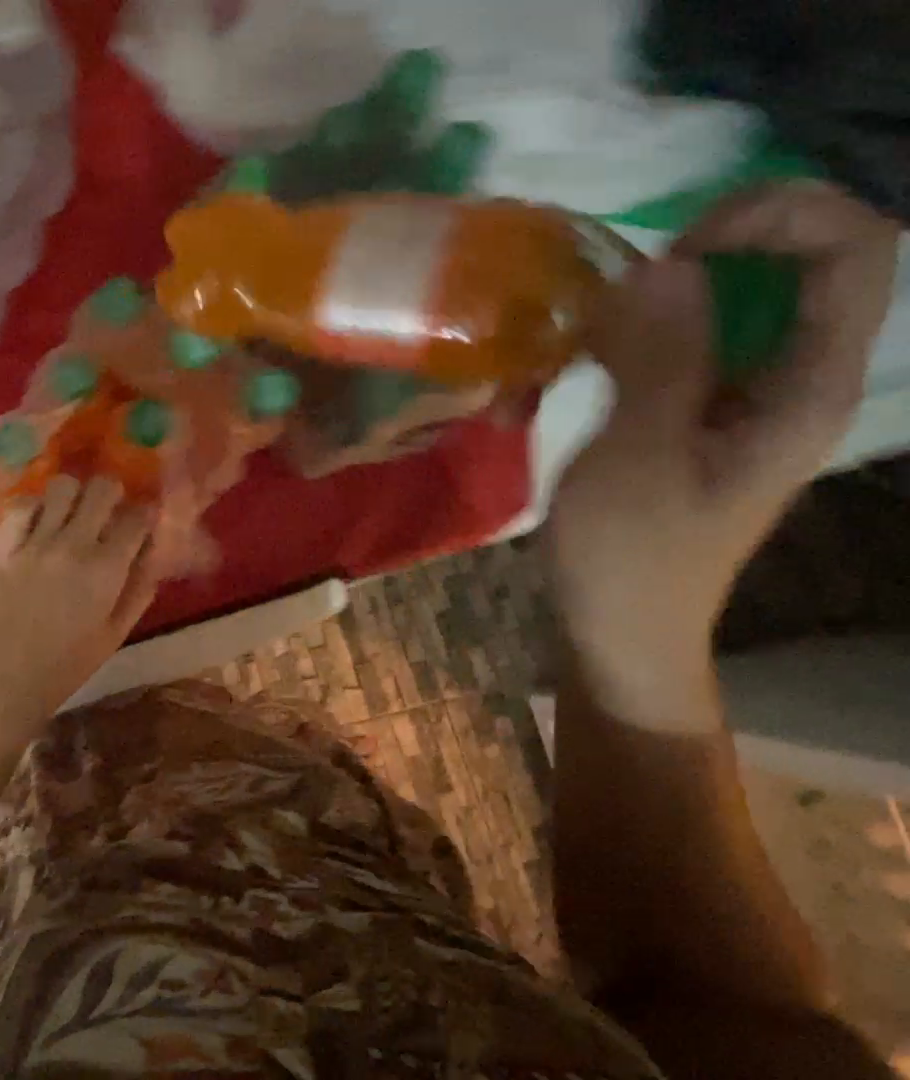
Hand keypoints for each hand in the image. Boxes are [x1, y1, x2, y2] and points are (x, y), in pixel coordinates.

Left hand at [0, 475, 160, 744]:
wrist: (6, 678)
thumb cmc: (67, 665)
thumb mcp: (116, 633)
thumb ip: (139, 588)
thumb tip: (154, 552)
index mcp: (106, 569)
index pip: (137, 516)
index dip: (145, 514)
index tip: (141, 522)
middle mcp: (71, 544)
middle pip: (101, 487)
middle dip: (112, 494)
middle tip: (108, 512)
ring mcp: (33, 542)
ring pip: (61, 486)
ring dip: (73, 495)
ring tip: (71, 514)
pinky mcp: (4, 546)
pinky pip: (22, 507)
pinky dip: (35, 508)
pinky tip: (39, 525)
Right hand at [544, 182, 895, 726]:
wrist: (622, 629)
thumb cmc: (630, 554)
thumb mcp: (636, 456)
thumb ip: (661, 360)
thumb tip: (665, 265)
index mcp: (810, 390)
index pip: (855, 254)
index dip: (779, 219)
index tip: (674, 249)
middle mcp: (800, 381)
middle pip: (813, 262)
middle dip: (728, 241)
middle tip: (630, 274)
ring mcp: (753, 397)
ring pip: (752, 298)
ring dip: (680, 284)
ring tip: (599, 309)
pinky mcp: (707, 414)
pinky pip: (701, 338)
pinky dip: (653, 323)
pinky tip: (594, 346)